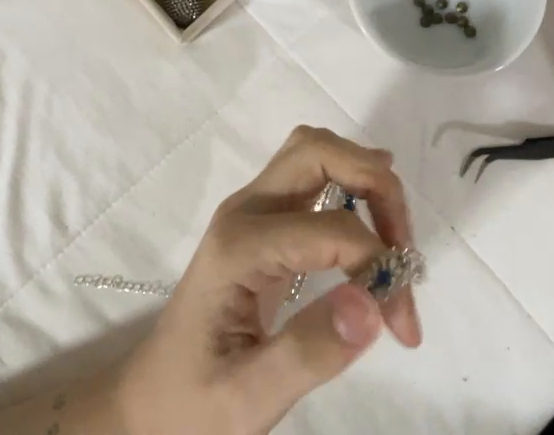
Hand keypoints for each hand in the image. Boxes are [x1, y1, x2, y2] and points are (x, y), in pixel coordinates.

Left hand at [114, 126, 422, 434]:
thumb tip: (372, 301)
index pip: (331, 228)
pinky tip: (374, 221)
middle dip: (375, 186)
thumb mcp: (247, 398)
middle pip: (316, 150)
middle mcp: (244, 212)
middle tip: (404, 253)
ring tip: (395, 242)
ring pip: (315, 153)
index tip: (401, 326)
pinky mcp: (263, 224)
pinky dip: (352, 188)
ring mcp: (251, 212)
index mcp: (238, 247)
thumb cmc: (192, 402)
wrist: (148, 403)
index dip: (379, 266)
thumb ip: (308, 352)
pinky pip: (313, 177)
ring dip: (365, 181)